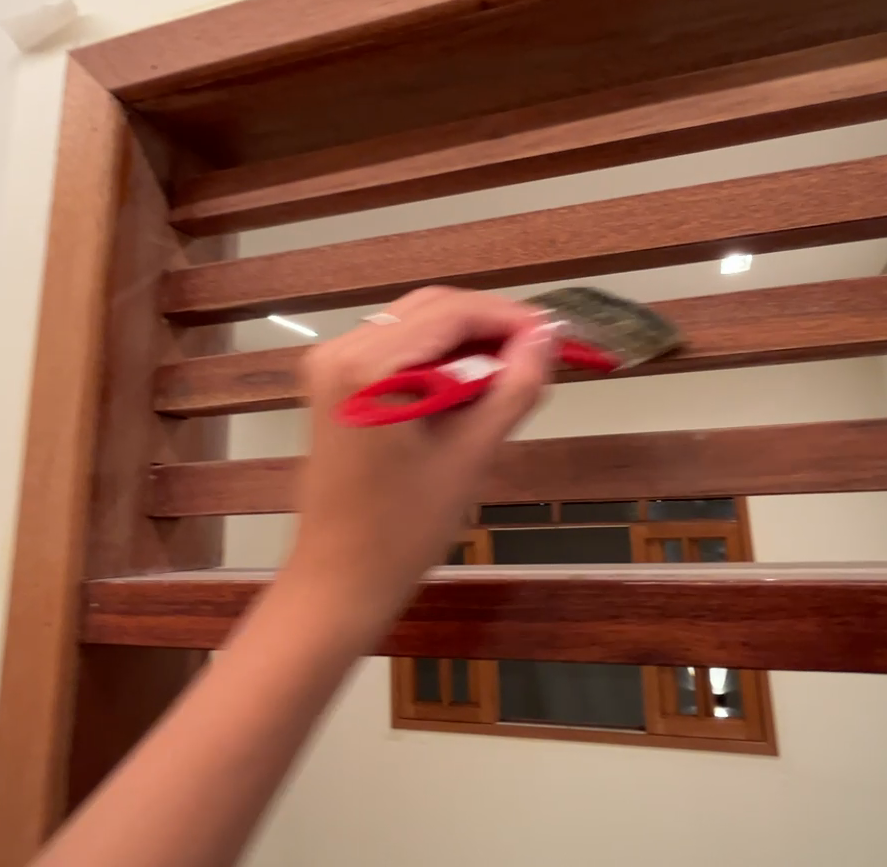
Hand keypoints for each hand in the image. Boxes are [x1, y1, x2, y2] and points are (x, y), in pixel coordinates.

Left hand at [283, 287, 556, 628]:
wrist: (340, 579)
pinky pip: (396, 348)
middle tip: (539, 352)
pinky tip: (471, 383)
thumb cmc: (405, 528)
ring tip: (513, 370)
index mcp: (368, 365)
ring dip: (465, 341)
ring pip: (414, 324)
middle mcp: (340, 349)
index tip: (556, 335)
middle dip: (489, 325)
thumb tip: (547, 339)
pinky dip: (437, 358)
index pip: (452, 312)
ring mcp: (330, 364)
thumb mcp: (471, 454)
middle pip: (431, 309)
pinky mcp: (333, 382)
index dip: (510, 316)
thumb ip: (514, 386)